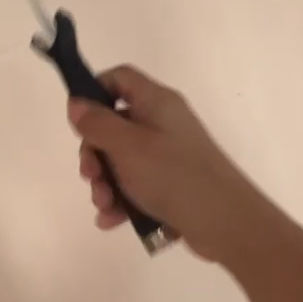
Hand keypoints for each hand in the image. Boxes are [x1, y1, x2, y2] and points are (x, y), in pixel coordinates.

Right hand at [67, 66, 276, 262]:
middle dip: (95, 155)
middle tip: (91, 176)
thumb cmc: (174, 175)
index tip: (78, 120)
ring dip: (105, 184)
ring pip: (122, 162)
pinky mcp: (171, 186)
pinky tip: (112, 221)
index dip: (94, 91)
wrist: (225, 222)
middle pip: (114, 126)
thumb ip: (98, 124)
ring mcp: (168, 156)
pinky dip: (121, 201)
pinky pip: (136, 187)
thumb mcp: (128, 147)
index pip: (120, 79)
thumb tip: (77, 103)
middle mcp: (163, 124)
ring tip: (105, 206)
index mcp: (156, 103)